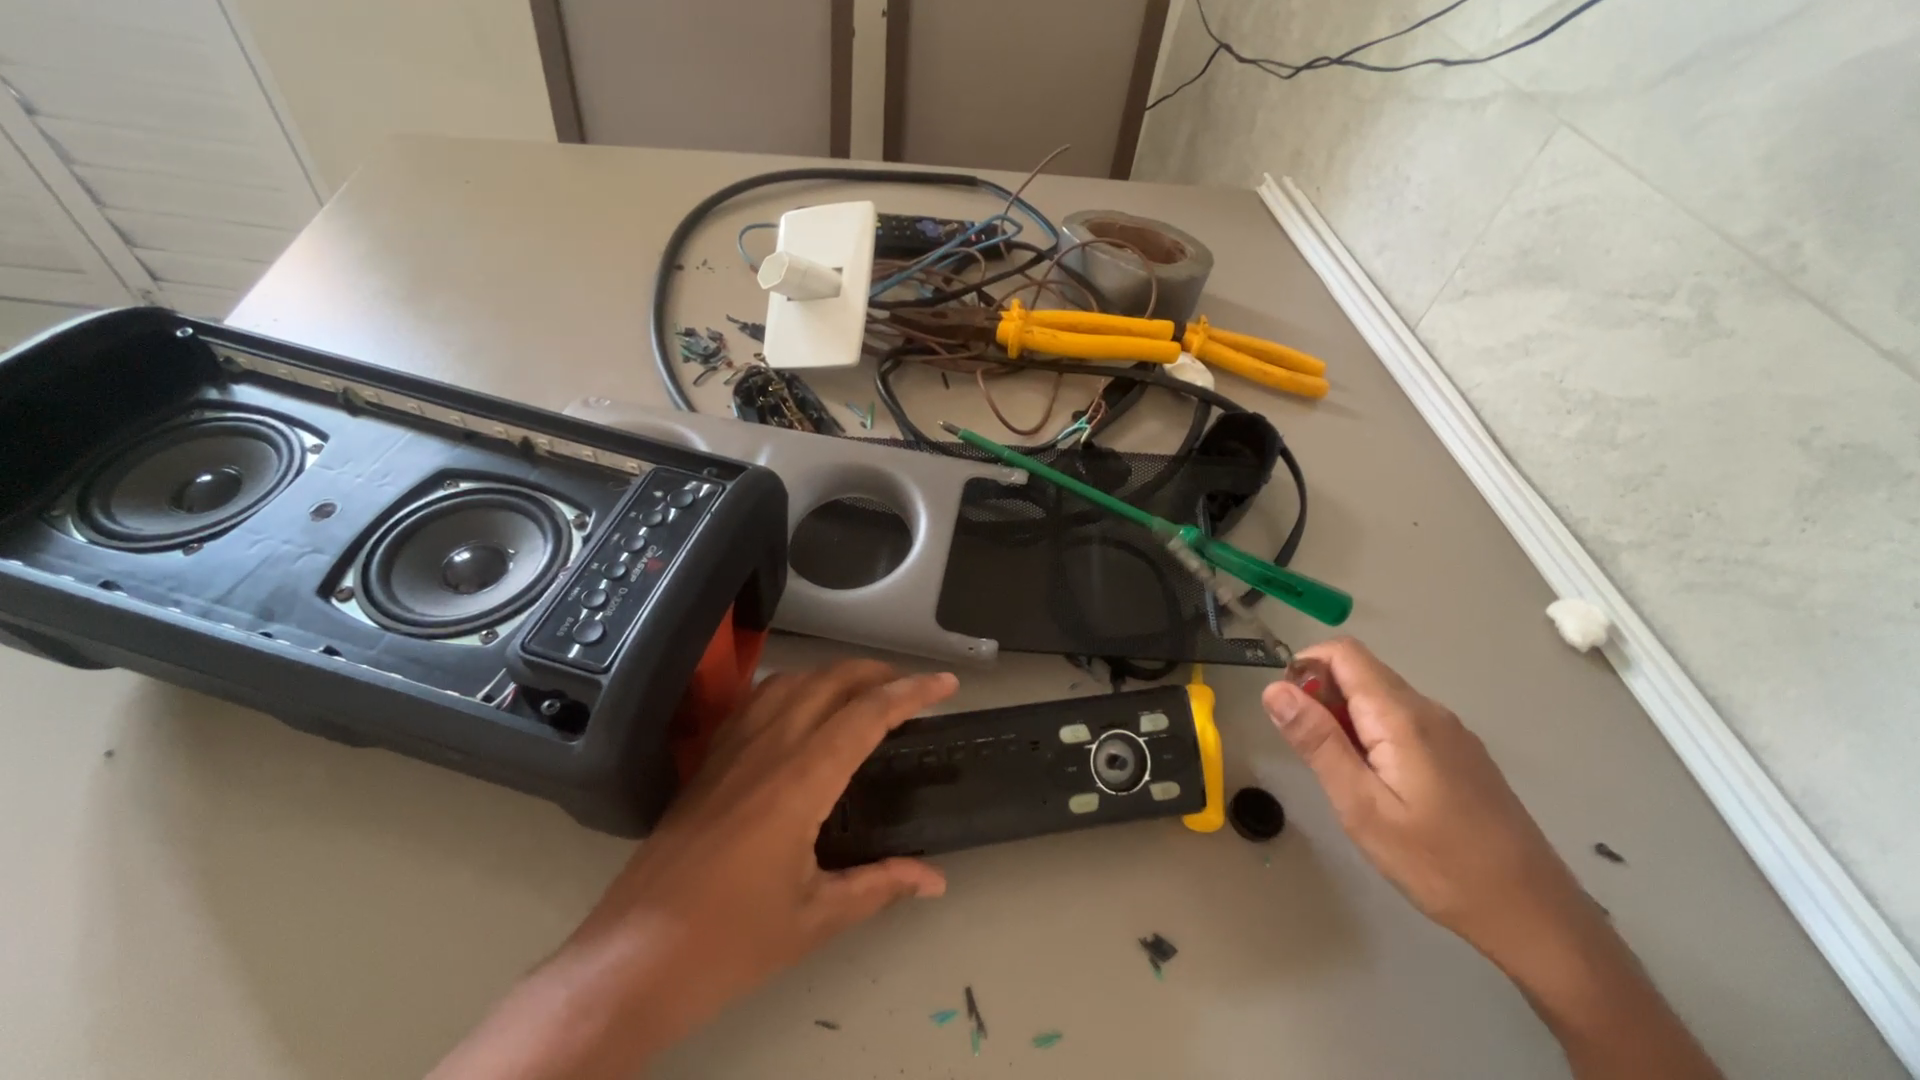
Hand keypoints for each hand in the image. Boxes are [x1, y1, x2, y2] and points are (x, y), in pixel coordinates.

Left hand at [431, 661, 955, 1079]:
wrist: (634, 958)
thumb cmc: (731, 941)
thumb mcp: (817, 917)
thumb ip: (880, 885)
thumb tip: (934, 879)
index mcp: (800, 780)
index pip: (866, 715)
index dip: (911, 693)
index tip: (945, 684)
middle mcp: (765, 750)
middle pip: (827, 682)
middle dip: (876, 673)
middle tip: (912, 686)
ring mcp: (728, 751)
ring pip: (787, 683)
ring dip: (832, 674)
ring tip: (863, 689)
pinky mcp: (705, 764)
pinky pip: (754, 703)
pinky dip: (790, 688)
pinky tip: (797, 709)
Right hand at [1262, 638, 1590, 962]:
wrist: (1531, 911)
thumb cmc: (1436, 863)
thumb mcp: (1361, 806)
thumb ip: (1317, 742)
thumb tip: (1274, 689)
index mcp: (1402, 716)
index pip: (1343, 652)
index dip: (1304, 667)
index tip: (1288, 713)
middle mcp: (1430, 710)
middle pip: (1362, 672)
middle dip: (1322, 698)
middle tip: (1314, 759)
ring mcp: (1452, 732)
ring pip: (1382, 699)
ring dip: (1347, 721)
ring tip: (1347, 781)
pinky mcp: (1463, 754)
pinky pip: (1405, 724)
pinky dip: (1375, 737)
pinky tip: (1382, 790)